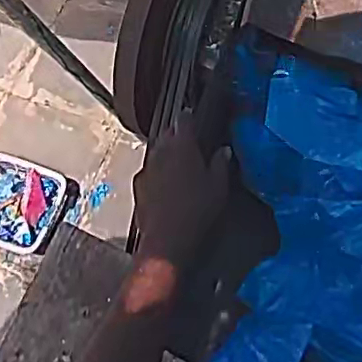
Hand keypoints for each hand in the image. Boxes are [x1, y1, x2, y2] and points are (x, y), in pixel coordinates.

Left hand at [131, 106, 232, 264]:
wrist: (166, 243)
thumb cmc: (197, 211)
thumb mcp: (219, 187)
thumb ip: (220, 164)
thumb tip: (223, 151)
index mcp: (182, 146)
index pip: (183, 120)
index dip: (189, 118)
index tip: (193, 118)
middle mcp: (161, 152)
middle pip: (167, 134)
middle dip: (176, 135)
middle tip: (190, 144)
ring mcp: (146, 169)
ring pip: (156, 152)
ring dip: (166, 154)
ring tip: (179, 165)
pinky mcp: (137, 187)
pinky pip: (149, 171)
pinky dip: (157, 172)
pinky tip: (166, 185)